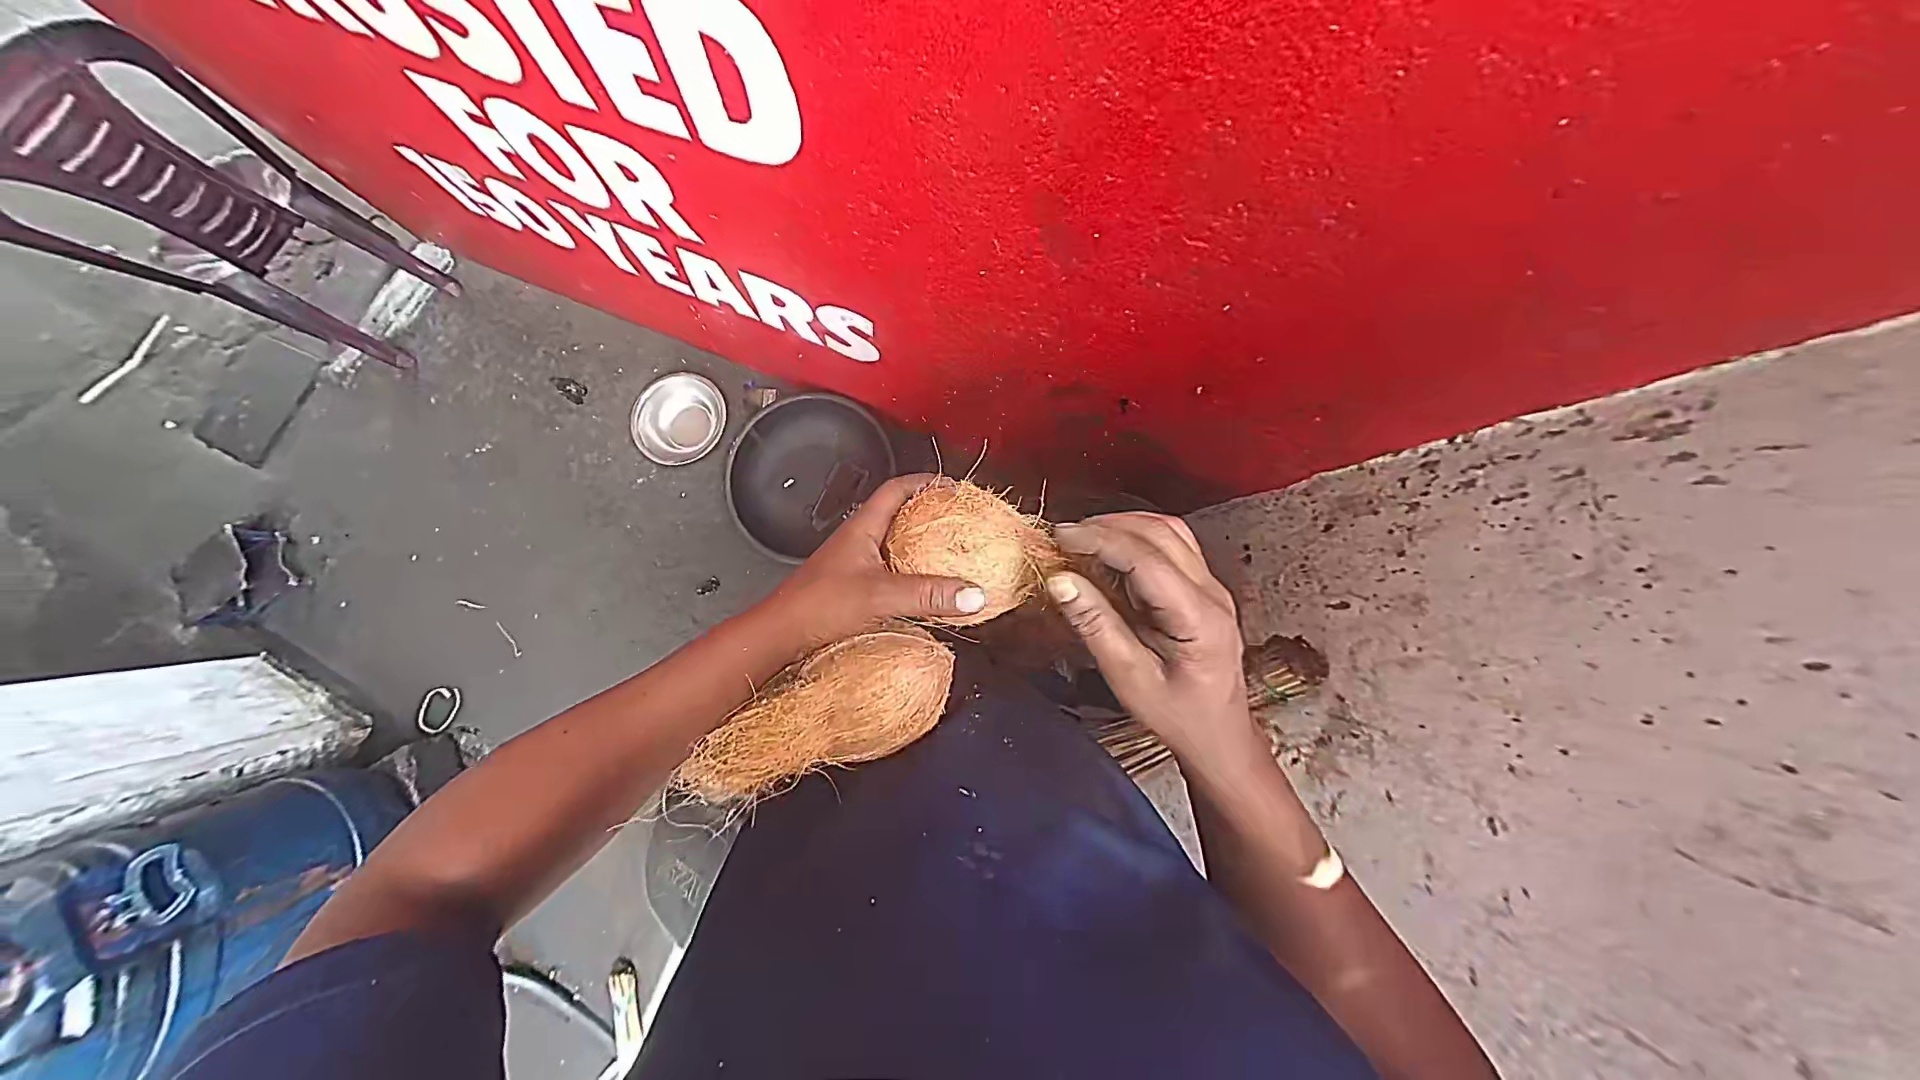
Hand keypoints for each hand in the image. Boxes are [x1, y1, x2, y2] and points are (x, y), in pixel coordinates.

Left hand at [765, 473, 986, 650]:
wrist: (779, 634)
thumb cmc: (816, 605)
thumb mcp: (881, 596)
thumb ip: (928, 595)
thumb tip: (973, 594)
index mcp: (862, 528)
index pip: (896, 489)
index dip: (924, 482)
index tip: (951, 487)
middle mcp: (857, 540)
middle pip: (898, 514)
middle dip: (928, 513)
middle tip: (955, 521)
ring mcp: (853, 564)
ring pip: (894, 544)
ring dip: (919, 545)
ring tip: (947, 554)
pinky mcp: (852, 588)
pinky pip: (889, 571)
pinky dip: (910, 574)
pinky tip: (923, 591)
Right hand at [1046, 513, 1258, 770]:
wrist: (1218, 734)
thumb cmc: (1178, 715)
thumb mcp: (1128, 677)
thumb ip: (1095, 625)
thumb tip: (1061, 581)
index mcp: (1198, 618)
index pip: (1145, 558)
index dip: (1099, 540)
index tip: (1061, 537)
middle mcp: (1212, 594)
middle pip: (1160, 533)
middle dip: (1107, 526)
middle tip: (1065, 536)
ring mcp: (1212, 588)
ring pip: (1169, 532)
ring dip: (1123, 526)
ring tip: (1083, 538)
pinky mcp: (1203, 589)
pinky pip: (1172, 546)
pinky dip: (1136, 538)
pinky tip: (1110, 550)